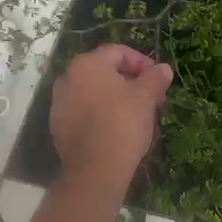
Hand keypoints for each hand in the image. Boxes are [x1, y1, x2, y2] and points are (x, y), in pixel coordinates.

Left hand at [50, 44, 172, 184]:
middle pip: (104, 71)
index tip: (158, 79)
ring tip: (138, 115)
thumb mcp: (145, 98)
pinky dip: (101, 113)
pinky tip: (117, 129)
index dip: (141, 62)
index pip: (117, 52)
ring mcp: (60, 101)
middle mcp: (68, 77)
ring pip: (94, 91)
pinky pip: (84, 110)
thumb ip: (154, 78)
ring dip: (116, 98)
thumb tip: (163, 68)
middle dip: (131, 82)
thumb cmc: (122, 124)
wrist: (94, 169)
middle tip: (152, 99)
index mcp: (87, 64)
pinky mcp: (58, 124)